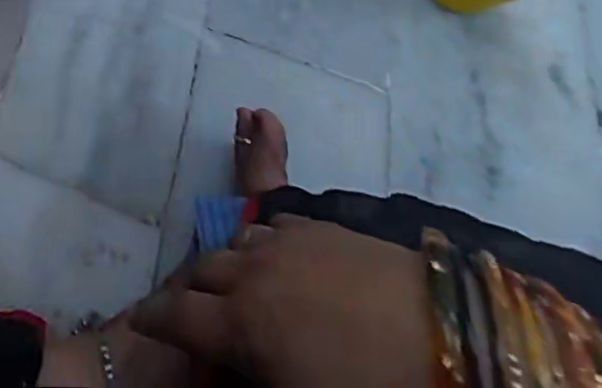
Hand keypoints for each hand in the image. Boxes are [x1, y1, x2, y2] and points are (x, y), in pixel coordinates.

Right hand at [131, 216, 434, 387]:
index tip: (139, 321)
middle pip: (199, 272)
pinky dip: (261, 247)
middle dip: (189, 292)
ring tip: (240, 288)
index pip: (175, 316)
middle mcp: (251, 274)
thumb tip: (226, 374)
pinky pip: (269, 229)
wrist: (461, 340)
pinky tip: (279, 263)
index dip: (152, 319)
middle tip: (194, 312)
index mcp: (242, 325)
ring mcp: (283, 244)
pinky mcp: (317, 228)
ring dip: (227, 267)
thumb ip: (250, 381)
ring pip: (232, 244)